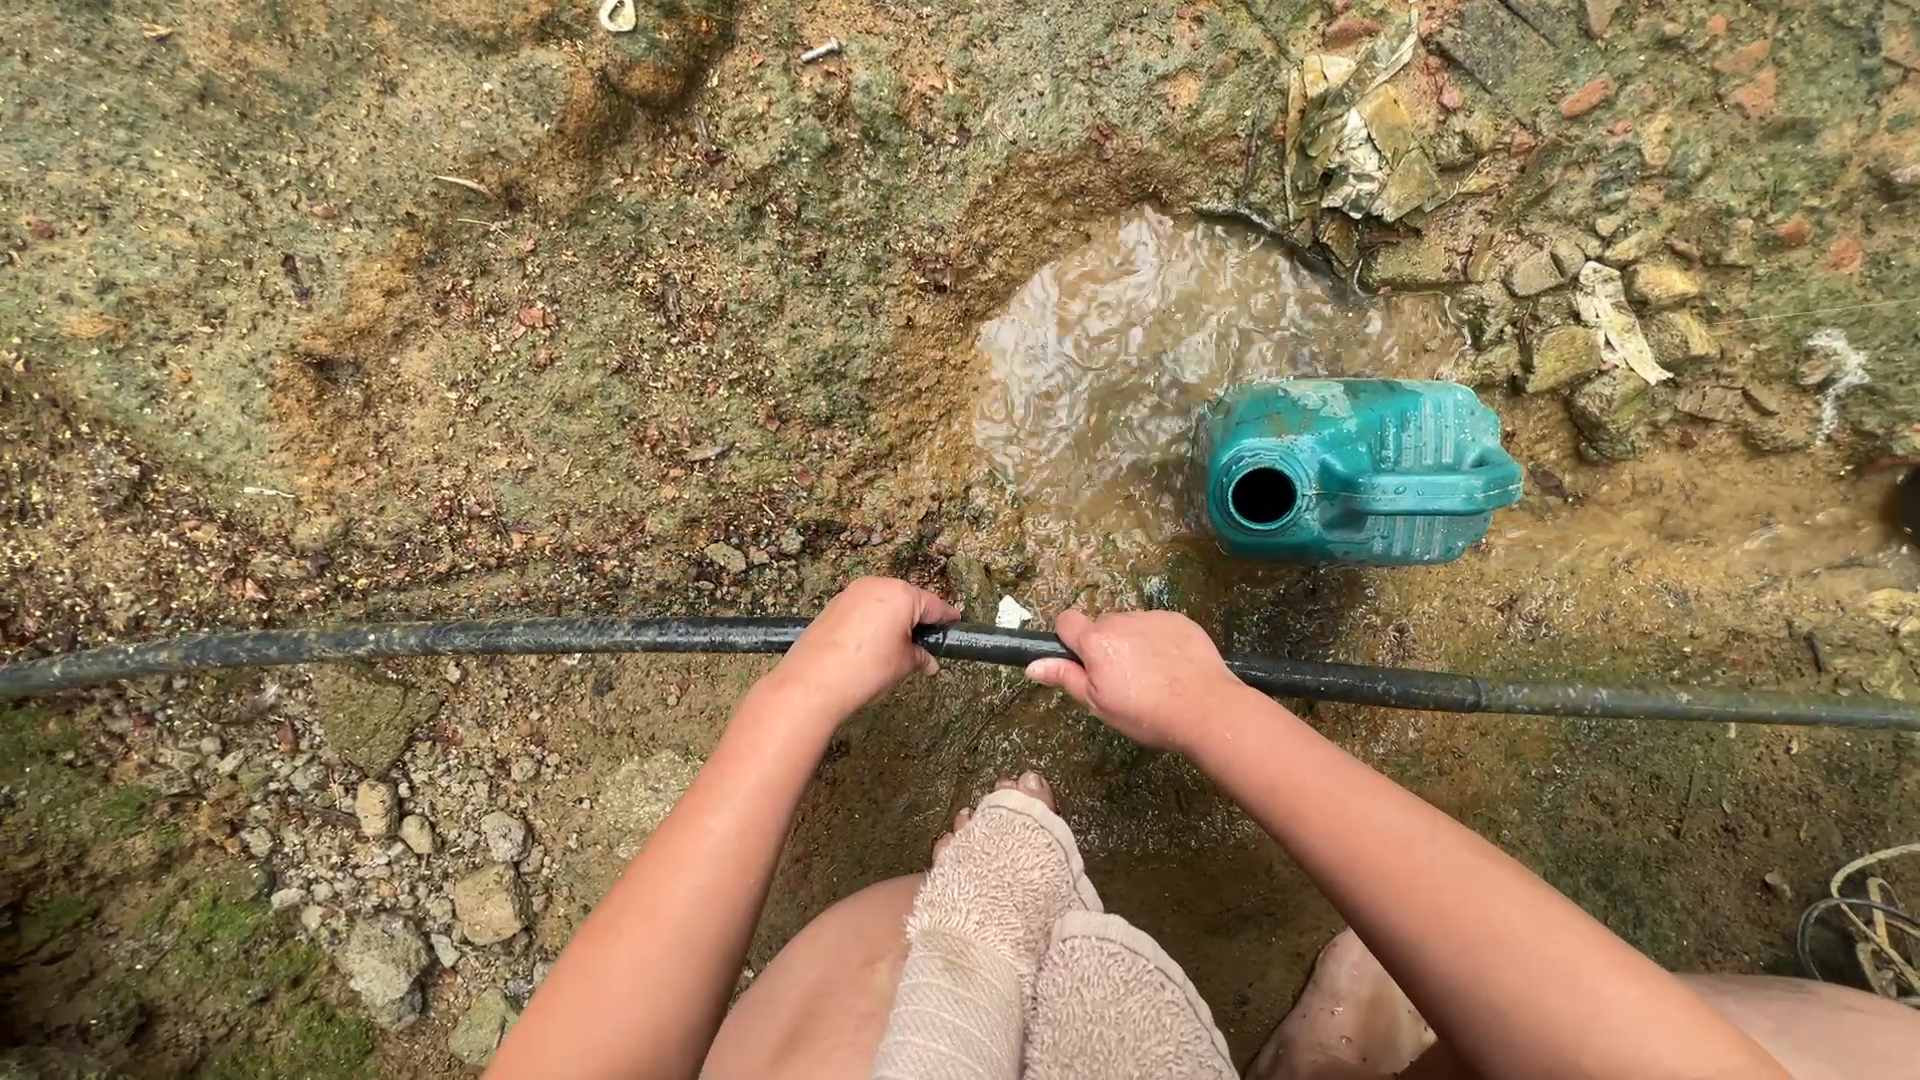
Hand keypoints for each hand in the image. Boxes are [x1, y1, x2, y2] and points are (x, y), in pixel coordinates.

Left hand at [761, 577, 961, 723]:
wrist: (811, 683)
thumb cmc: (865, 670)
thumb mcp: (903, 664)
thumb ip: (920, 656)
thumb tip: (929, 661)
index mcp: (900, 594)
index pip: (933, 605)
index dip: (947, 618)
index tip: (955, 624)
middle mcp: (876, 585)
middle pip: (908, 599)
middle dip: (918, 620)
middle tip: (926, 643)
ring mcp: (852, 593)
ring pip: (884, 602)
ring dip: (895, 620)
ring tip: (899, 647)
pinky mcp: (834, 605)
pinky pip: (865, 608)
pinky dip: (874, 621)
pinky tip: (874, 644)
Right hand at [1025, 609, 1245, 752]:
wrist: (1206, 709)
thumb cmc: (1146, 713)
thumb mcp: (1099, 704)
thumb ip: (1066, 678)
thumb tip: (1033, 665)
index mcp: (1095, 641)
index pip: (1066, 621)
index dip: (1068, 638)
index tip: (1081, 660)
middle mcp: (1120, 620)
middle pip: (1101, 626)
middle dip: (1105, 646)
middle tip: (1121, 679)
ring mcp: (1152, 617)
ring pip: (1130, 626)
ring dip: (1132, 642)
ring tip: (1152, 676)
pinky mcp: (1179, 619)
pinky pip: (1157, 625)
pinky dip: (1158, 641)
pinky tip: (1172, 667)